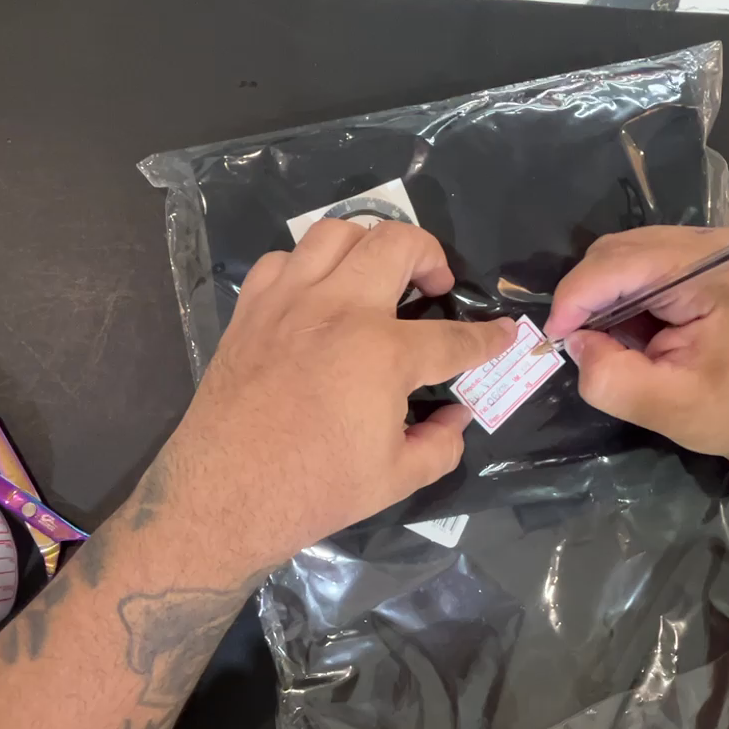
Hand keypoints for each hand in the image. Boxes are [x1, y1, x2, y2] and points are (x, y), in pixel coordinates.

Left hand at [155, 219, 514, 570]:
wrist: (225, 496)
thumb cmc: (315, 491)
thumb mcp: (397, 478)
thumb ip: (441, 443)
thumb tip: (457, 417)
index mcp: (382, 353)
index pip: (453, 338)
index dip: (487, 338)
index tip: (502, 334)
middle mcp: (338, 309)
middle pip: (397, 243)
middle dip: (431, 255)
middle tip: (435, 285)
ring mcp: (289, 302)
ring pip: (336, 232)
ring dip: (369, 245)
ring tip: (378, 276)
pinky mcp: (251, 310)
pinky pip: (283, 259)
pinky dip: (310, 266)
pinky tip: (318, 296)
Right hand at [544, 226, 728, 468]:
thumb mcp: (667, 408)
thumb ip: (611, 378)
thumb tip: (574, 343)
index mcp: (714, 272)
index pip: (621, 262)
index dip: (575, 298)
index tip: (552, 339)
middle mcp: (713, 246)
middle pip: (618, 251)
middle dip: (586, 297)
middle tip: (577, 345)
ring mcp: (709, 251)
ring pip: (622, 256)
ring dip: (600, 298)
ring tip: (607, 343)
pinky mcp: (701, 265)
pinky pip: (637, 268)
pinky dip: (617, 298)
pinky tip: (627, 333)